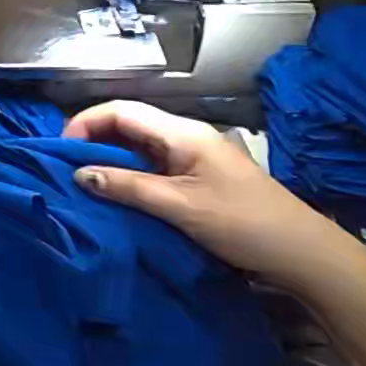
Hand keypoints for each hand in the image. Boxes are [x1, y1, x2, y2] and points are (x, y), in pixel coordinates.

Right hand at [66, 101, 358, 286]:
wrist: (303, 253)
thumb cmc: (242, 223)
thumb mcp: (180, 206)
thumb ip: (128, 187)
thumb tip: (81, 174)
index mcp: (181, 132)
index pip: (122, 111)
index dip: (87, 122)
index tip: (62, 150)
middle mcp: (184, 136)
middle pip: (128, 124)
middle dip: (94, 138)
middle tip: (66, 166)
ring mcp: (191, 156)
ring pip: (138, 145)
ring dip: (109, 157)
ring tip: (83, 179)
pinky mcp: (196, 176)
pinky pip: (152, 165)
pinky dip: (128, 173)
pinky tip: (115, 192)